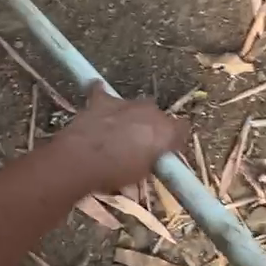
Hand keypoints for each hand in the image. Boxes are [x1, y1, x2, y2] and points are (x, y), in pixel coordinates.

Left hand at [54, 85, 188, 192]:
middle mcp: (149, 110)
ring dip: (130, 114)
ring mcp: (125, 101)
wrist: (83, 159)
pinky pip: (102, 91)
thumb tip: (149, 156)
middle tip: (142, 143)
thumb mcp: (142, 173)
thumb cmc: (117, 172)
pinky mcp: (102, 98)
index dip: (175, 139)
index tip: (168, 149)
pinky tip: (97, 96)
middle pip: (157, 115)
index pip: (182, 128)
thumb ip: (151, 159)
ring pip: (134, 104)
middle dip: (152, 126)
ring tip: (118, 130)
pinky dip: (100, 94)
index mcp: (165, 130)